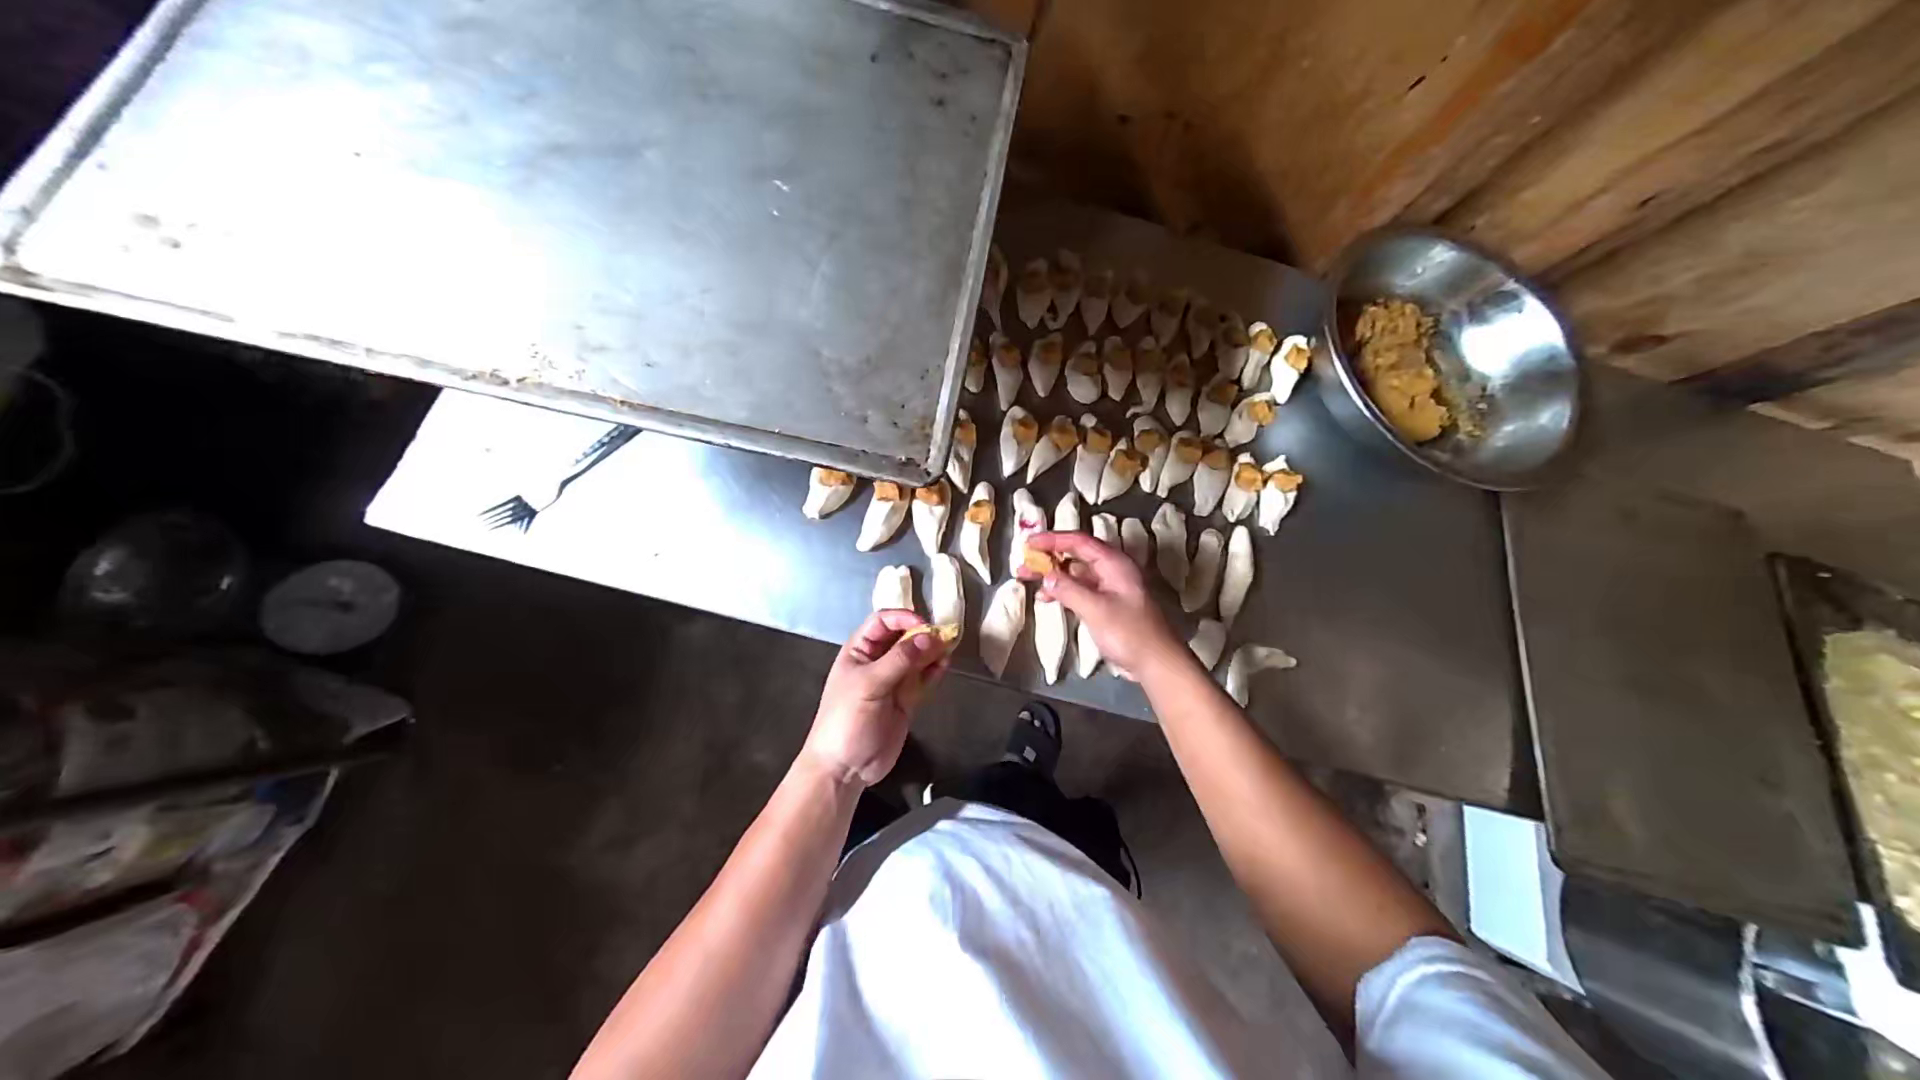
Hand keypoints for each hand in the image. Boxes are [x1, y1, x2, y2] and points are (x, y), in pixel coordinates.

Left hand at [802, 610, 949, 786]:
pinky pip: (923, 679)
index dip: (903, 618)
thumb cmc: (845, 721)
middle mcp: (876, 662)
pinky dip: (934, 670)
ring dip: (932, 651)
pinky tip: (945, 664)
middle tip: (943, 637)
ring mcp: (893, 682)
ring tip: (949, 648)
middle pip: (903, 638)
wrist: (844, 768)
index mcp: (858, 651)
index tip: (924, 625)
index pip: (882, 622)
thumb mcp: (868, 685)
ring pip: (916, 657)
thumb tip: (928, 637)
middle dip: (922, 634)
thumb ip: (899, 660)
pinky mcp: (906, 700)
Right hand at [1021, 532, 1183, 676]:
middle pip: (1076, 555)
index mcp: (1114, 564)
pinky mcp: (1108, 604)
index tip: (1029, 543)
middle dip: (1049, 557)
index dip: (1052, 539)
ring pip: (1076, 572)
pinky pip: (1080, 589)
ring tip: (1028, 578)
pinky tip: (1046, 597)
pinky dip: (1062, 590)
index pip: (1079, 541)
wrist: (1155, 662)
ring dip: (1053, 574)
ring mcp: (1111, 588)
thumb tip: (1047, 577)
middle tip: (1024, 562)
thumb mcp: (1095, 609)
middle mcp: (1112, 570)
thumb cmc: (1129, 633)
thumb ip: (1068, 589)